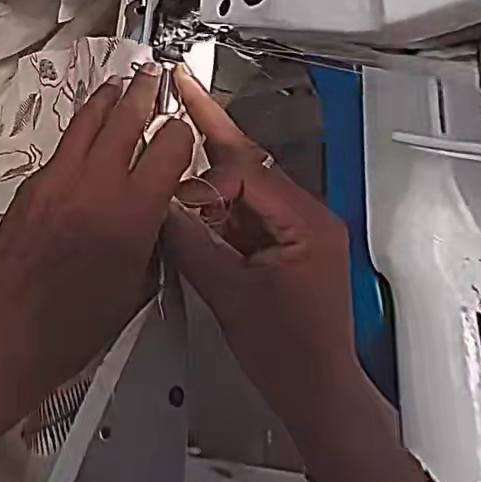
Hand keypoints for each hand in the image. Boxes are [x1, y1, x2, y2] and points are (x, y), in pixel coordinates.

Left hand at [0, 68, 193, 460]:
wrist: (7, 330)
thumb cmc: (74, 323)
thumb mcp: (137, 282)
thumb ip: (154, 233)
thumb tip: (161, 205)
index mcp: (133, 211)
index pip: (170, 144)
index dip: (181, 132)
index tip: (182, 131)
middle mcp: (98, 183)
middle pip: (128, 116)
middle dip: (146, 91)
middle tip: (154, 75)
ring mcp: (61, 177)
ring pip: (90, 119)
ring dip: (110, 97)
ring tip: (121, 83)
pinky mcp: (35, 182)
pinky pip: (66, 143)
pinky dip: (83, 127)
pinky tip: (90, 125)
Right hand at [161, 70, 435, 481]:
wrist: (319, 393)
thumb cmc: (291, 356)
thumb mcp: (231, 296)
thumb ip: (192, 244)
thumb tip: (161, 208)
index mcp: (306, 222)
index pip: (248, 173)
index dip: (205, 181)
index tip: (176, 200)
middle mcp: (306, 215)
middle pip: (249, 162)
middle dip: (210, 128)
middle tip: (183, 88)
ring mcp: (295, 227)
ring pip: (244, 182)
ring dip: (208, 169)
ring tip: (178, 130)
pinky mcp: (282, 241)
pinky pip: (242, 208)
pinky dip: (213, 202)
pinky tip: (188, 196)